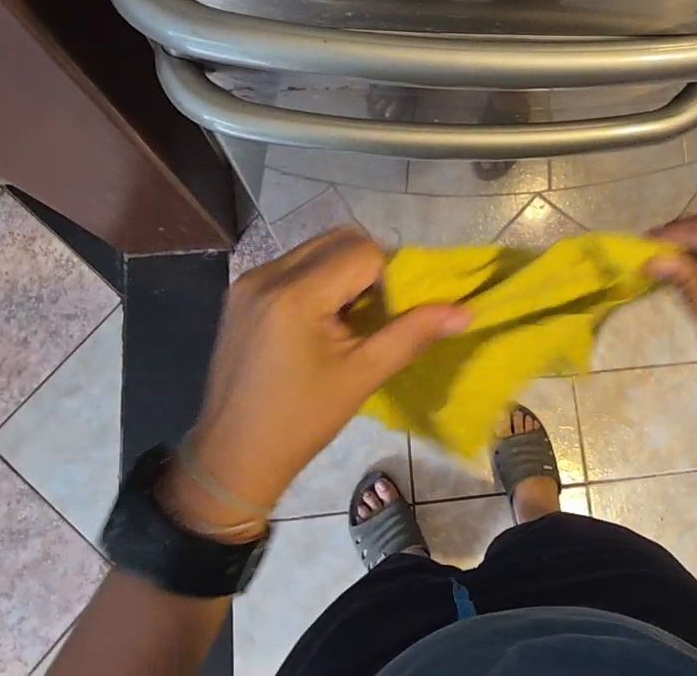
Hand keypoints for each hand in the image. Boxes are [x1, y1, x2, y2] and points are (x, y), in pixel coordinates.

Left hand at [159, 228, 470, 536]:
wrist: (232, 457)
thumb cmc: (301, 423)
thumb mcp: (361, 377)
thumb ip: (412, 334)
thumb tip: (465, 312)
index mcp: (295, 295)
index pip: (362, 251)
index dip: (388, 278)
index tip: (388, 318)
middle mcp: (267, 274)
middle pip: (338, 240)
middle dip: (367, 268)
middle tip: (373, 315)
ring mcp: (249, 280)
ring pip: (316, 248)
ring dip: (343, 272)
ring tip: (347, 322)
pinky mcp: (241, 291)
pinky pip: (293, 264)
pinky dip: (318, 279)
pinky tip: (320, 323)